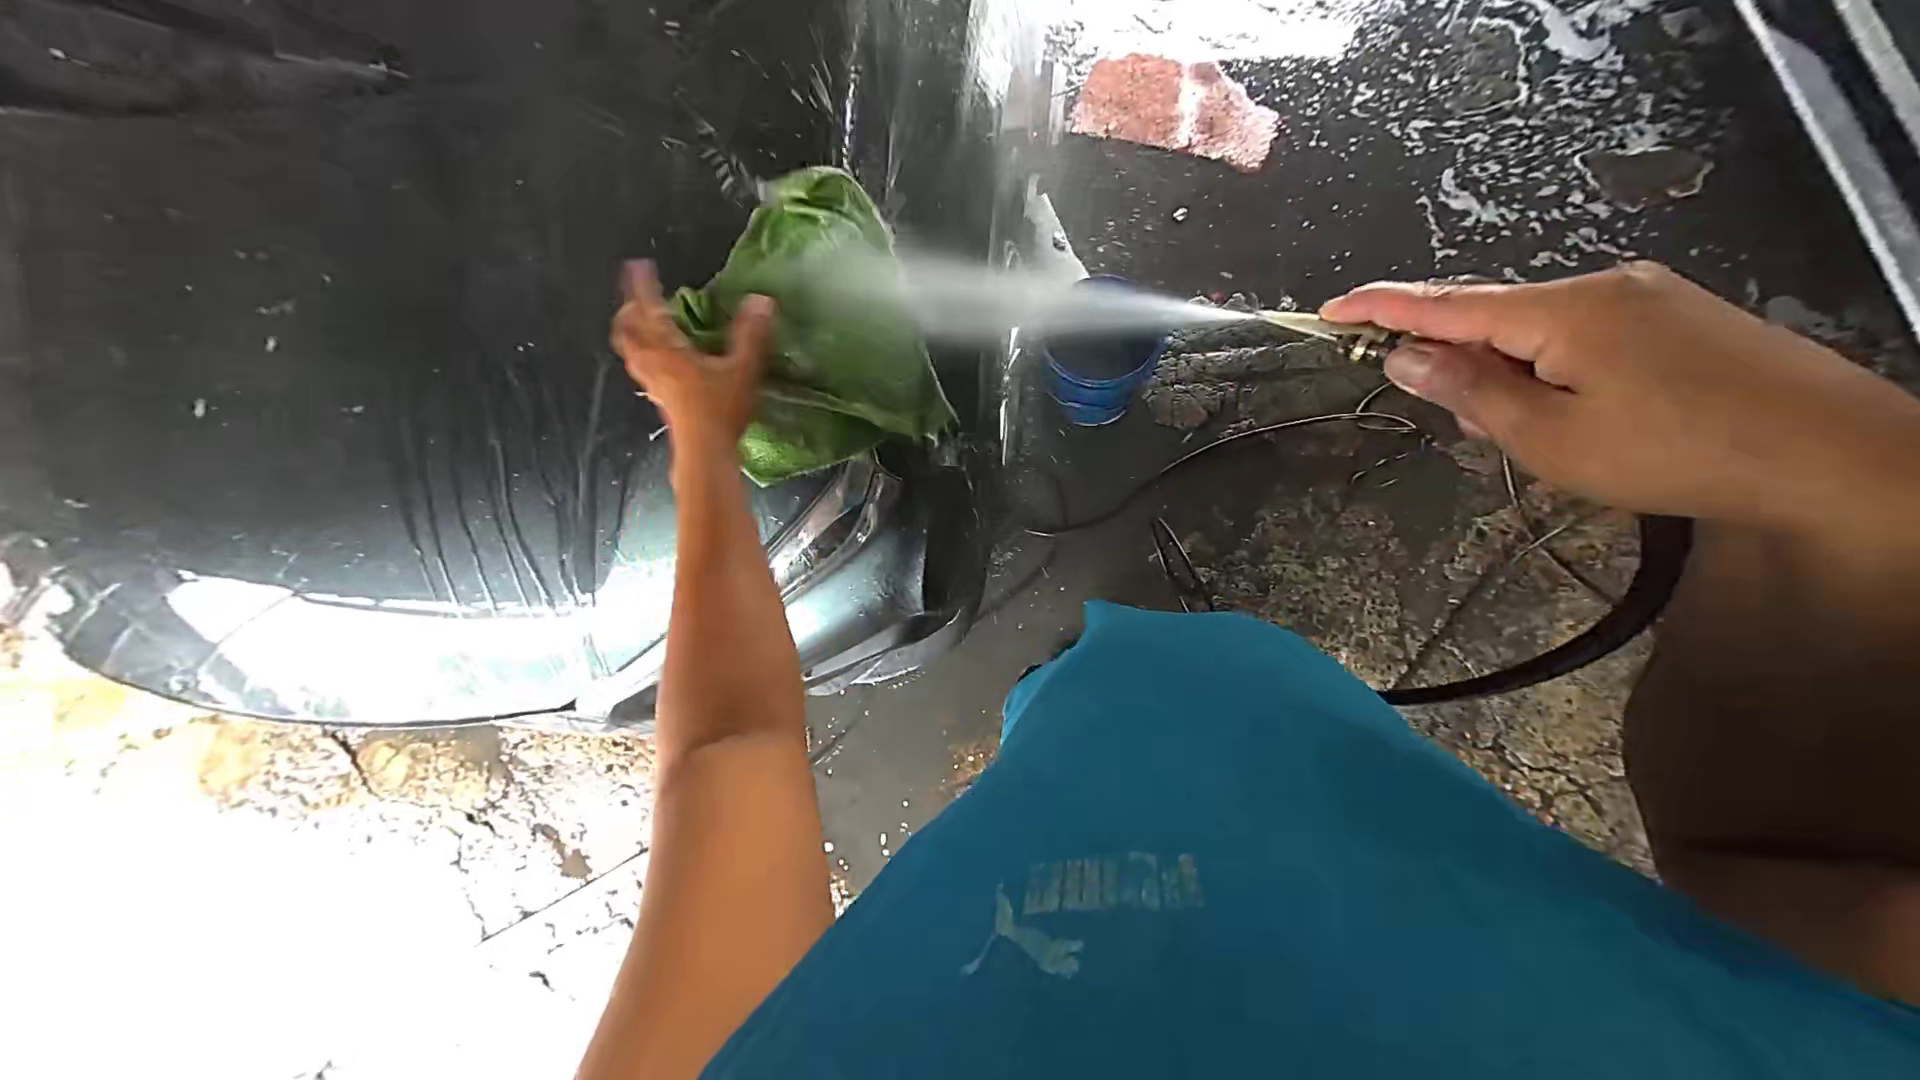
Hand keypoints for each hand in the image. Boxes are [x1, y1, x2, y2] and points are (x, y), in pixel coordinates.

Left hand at [611, 259, 775, 462]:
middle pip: (627, 330)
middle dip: (628, 309)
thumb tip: (762, 300)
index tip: (638, 266)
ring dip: (630, 333)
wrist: (705, 451)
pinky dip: (641, 354)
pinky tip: (656, 360)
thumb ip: (751, 335)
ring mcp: (652, 383)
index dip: (643, 287)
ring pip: (630, 351)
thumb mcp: (742, 370)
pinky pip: (640, 368)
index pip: (650, 310)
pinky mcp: (659, 400)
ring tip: (638, 324)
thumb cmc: (721, 410)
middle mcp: (652, 363)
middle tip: (634, 296)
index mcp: (668, 350)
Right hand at [1321, 262, 1919, 534]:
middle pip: (1488, 315)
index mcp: (1563, 311)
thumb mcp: (1546, 434)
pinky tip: (1557, 408)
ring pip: (1529, 329)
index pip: (1445, 304)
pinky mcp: (1668, 318)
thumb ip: (1468, 390)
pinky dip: (1538, 367)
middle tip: (1452, 415)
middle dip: (1450, 357)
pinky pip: (1570, 333)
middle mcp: (1600, 287)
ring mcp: (1641, 298)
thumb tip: (1401, 355)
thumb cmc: (1672, 452)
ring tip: (1521, 429)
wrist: (1838, 457)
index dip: (1381, 306)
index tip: (1330, 310)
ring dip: (1499, 371)